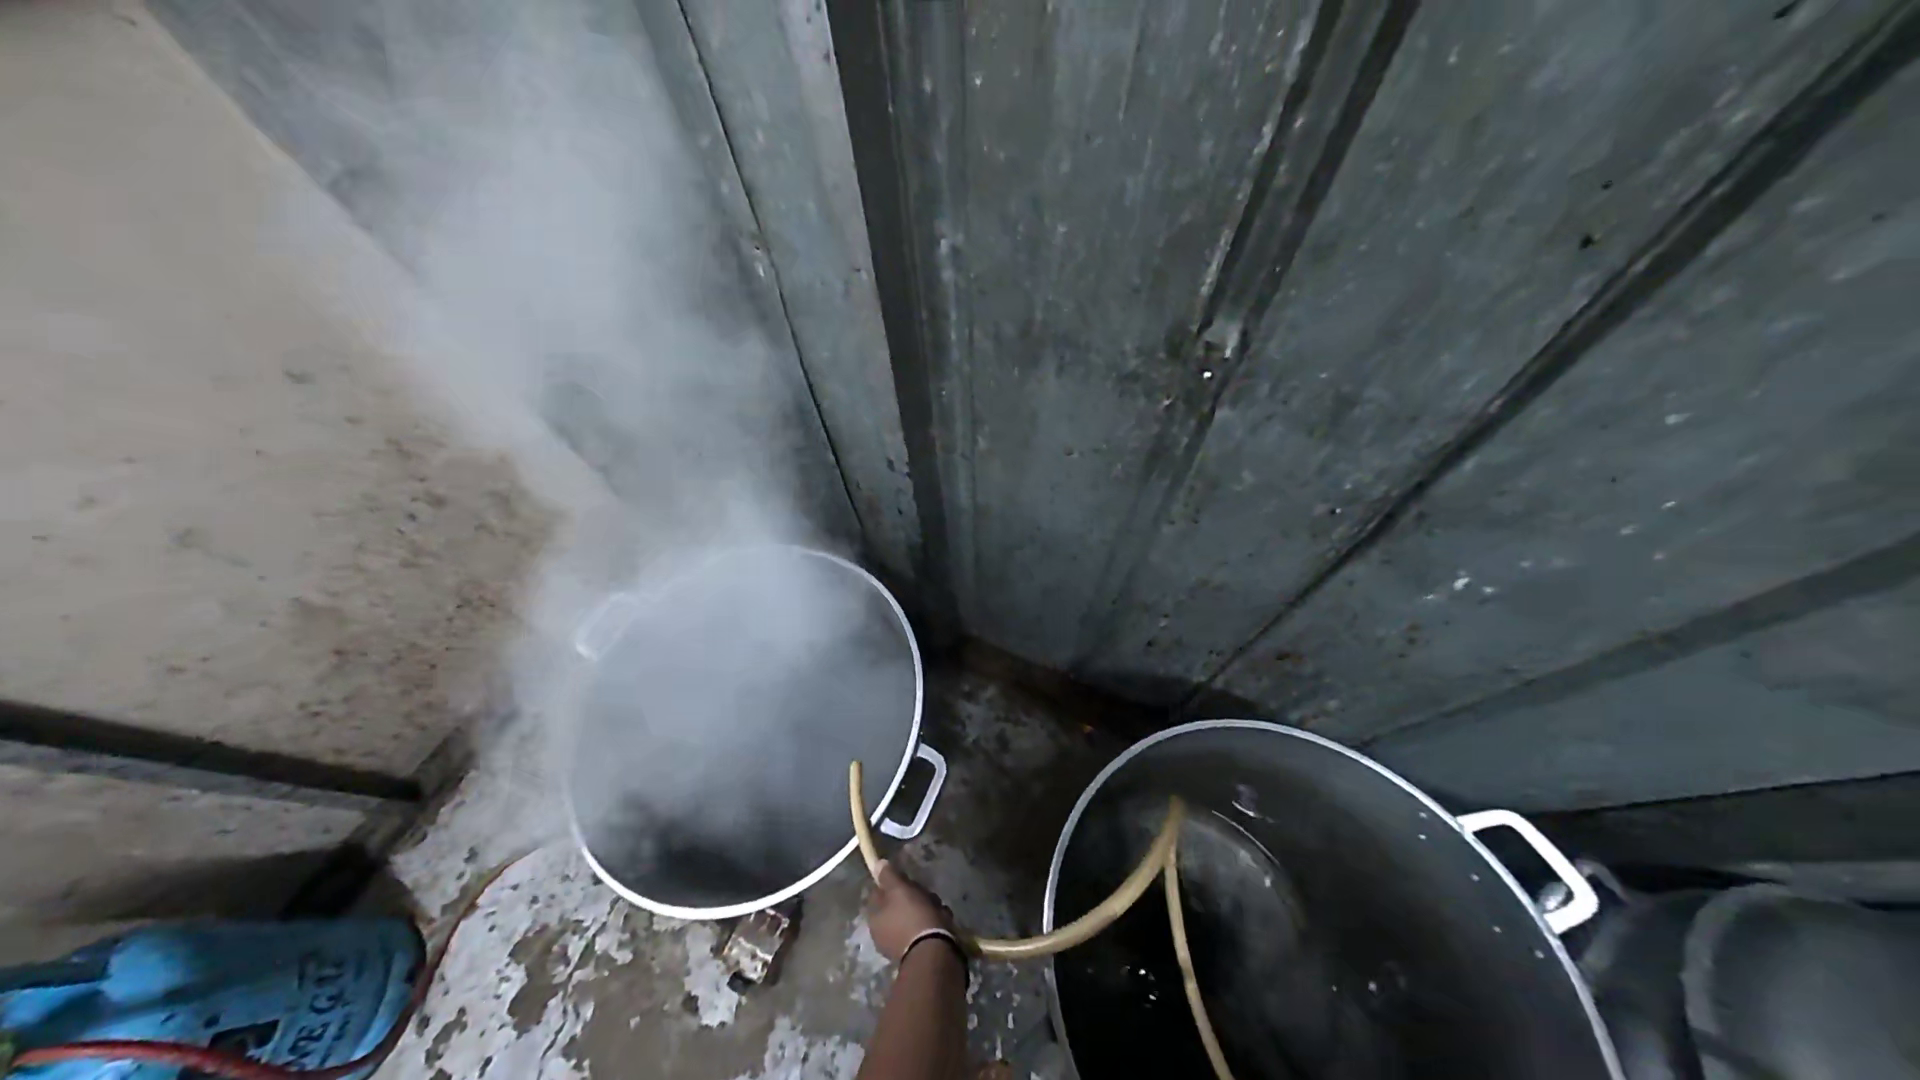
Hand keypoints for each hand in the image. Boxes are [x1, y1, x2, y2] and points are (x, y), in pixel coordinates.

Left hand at [866, 860, 953, 961]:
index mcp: (874, 918)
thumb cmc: (913, 916)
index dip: (894, 883)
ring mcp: (897, 945)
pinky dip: (930, 924)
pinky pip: (921, 930)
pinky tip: (942, 921)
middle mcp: (881, 933)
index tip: (908, 880)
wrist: (933, 953)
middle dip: (913, 897)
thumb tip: (877, 864)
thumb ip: (887, 876)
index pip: (879, 892)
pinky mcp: (914, 952)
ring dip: (925, 909)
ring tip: (939, 908)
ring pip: (912, 916)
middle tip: (927, 894)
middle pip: (897, 905)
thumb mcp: (899, 889)